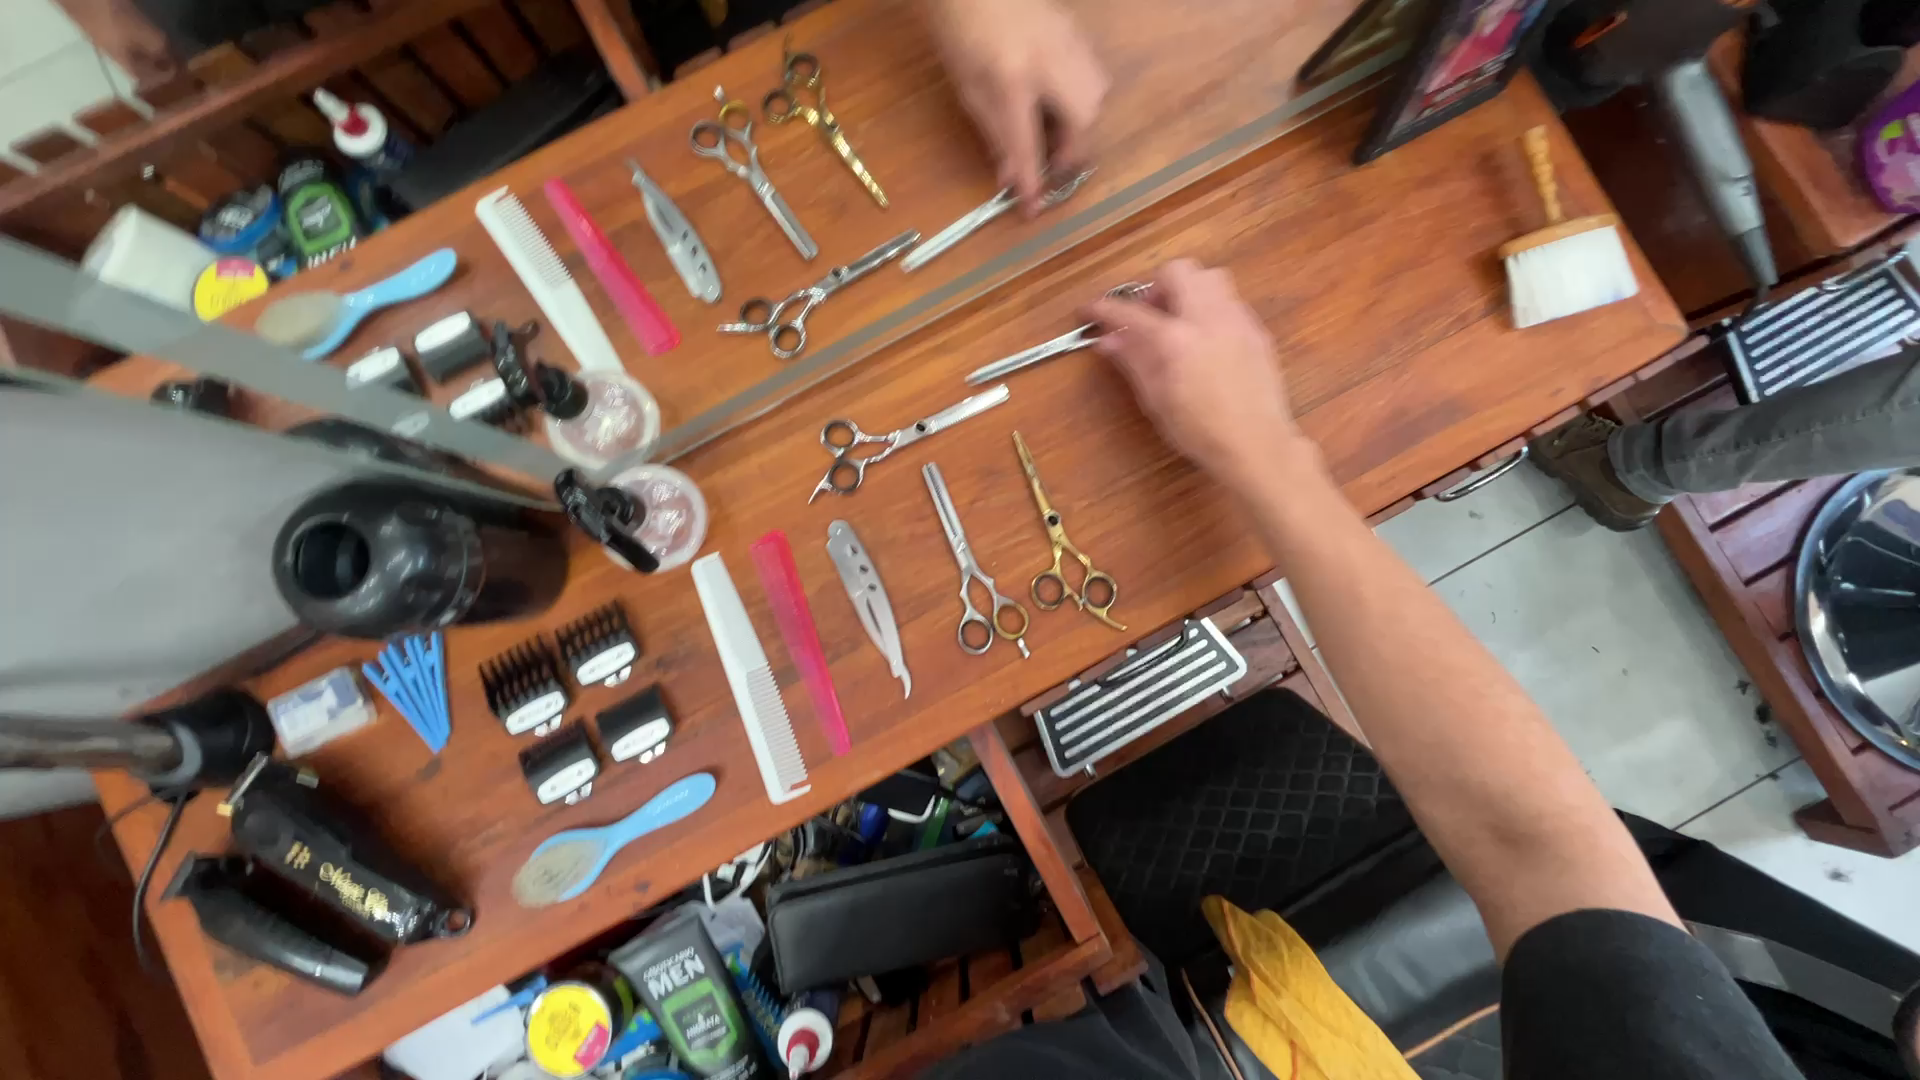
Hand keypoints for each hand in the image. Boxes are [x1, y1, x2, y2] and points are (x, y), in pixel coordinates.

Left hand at [925, 0, 1107, 213]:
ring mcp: (1070, 43)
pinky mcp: (1077, 34)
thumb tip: (1012, 177)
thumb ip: (996, 136)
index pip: (1028, 146)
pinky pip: (1091, 78)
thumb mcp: (970, 93)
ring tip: (1052, 136)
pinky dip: (1078, 102)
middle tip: (1047, 166)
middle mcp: (1052, 61)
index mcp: (1014, 79)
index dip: (1031, 183)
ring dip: (1077, 127)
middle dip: (1069, 152)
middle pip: (1083, 121)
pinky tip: (1056, 104)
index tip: (1033, 210)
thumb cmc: (962, 34)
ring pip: (1095, 99)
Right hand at [1087, 259, 1317, 494]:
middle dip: (1155, 286)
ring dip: (1187, 290)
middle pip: (1178, 271)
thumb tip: (1108, 340)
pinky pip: (1229, 301)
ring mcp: (1236, 320)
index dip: (1103, 309)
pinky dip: (1208, 309)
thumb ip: (1133, 362)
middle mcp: (1208, 319)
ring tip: (1176, 321)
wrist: (1256, 444)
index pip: (1131, 311)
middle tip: (1146, 315)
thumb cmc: (1200, 431)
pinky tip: (1203, 340)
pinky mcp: (1256, 330)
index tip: (1089, 310)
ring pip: (1210, 277)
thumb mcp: (1156, 400)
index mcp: (1176, 340)